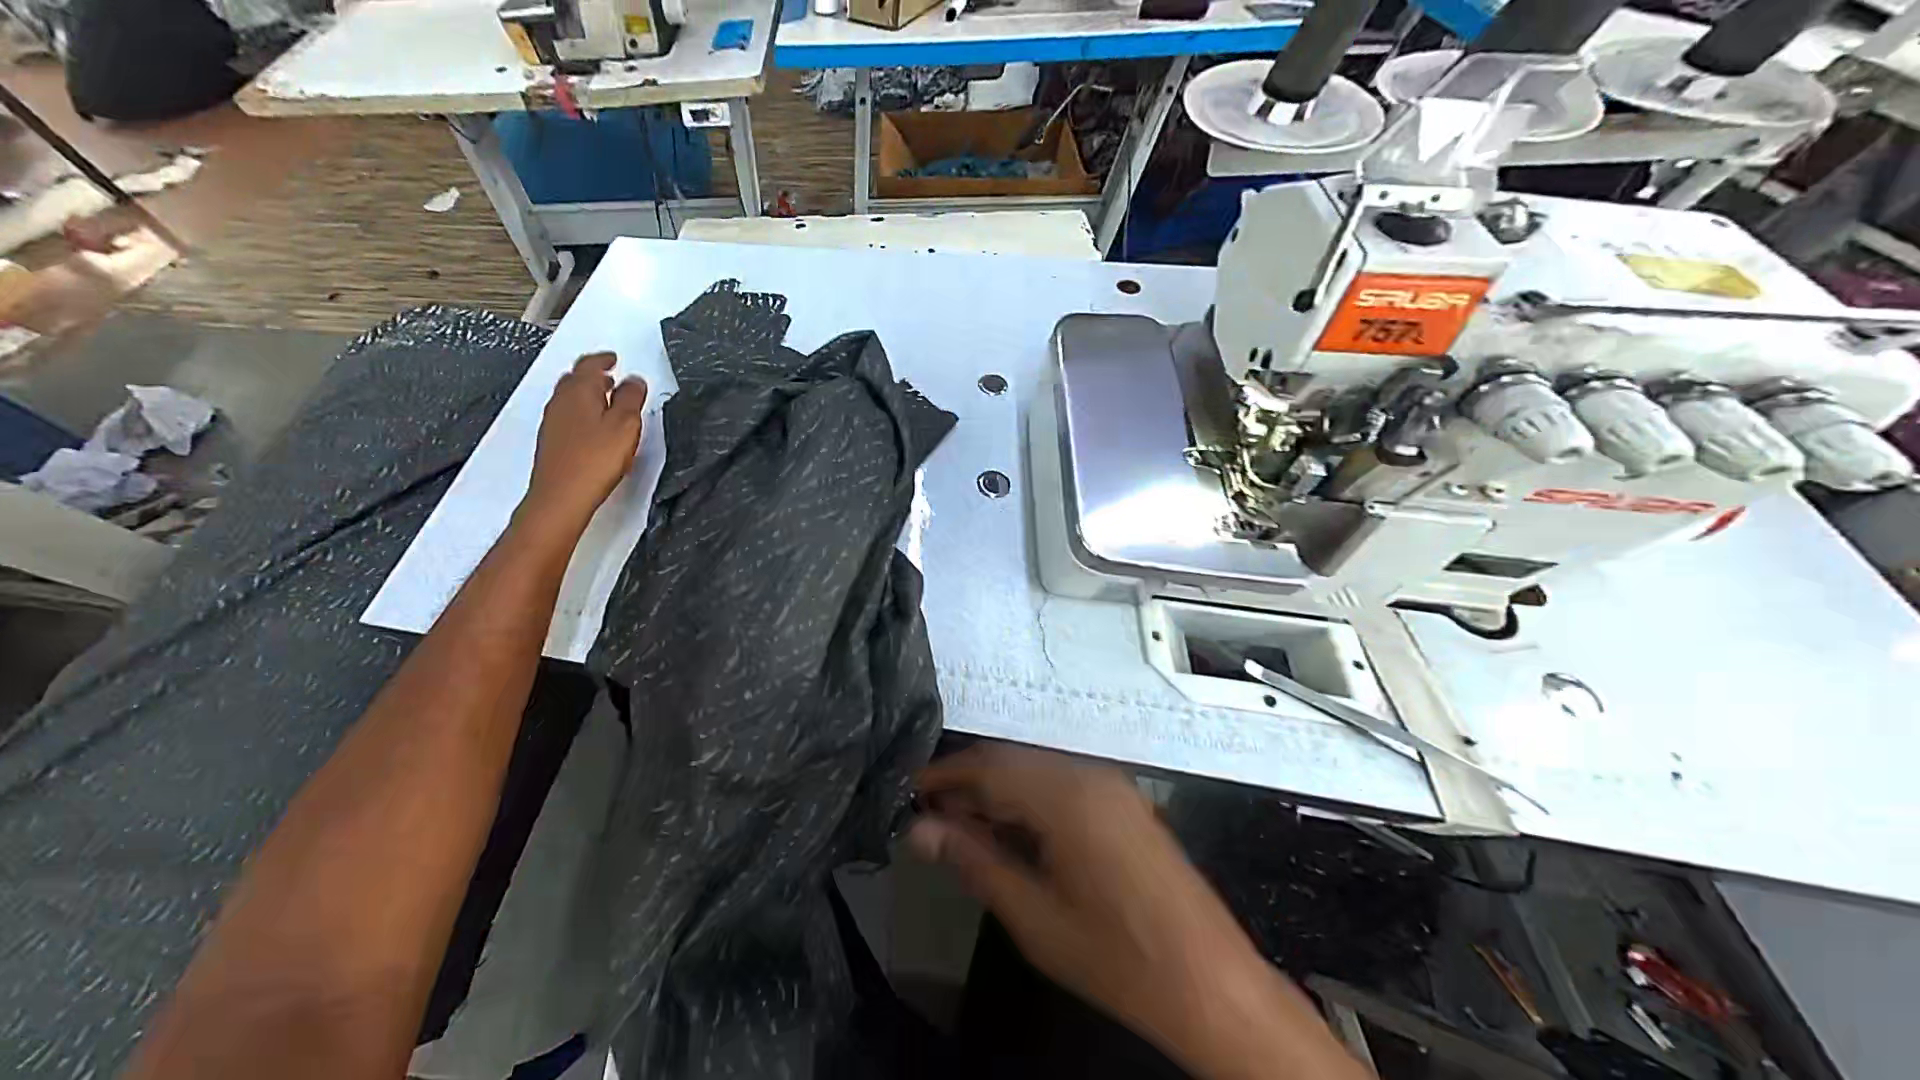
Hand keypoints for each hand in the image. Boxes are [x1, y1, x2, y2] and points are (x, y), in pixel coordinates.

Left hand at [524, 352, 648, 527]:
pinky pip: (567, 416)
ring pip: (570, 397)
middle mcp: (561, 402)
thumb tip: (634, 381)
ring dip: (587, 394)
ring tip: (605, 400)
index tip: (613, 358)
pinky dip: (581, 412)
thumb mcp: (625, 424)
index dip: (604, 359)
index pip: (590, 364)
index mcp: (579, 391)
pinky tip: (594, 427)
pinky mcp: (552, 441)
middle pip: (575, 378)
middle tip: (609, 375)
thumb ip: (631, 398)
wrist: (562, 495)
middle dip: (593, 374)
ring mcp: (553, 422)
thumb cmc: (593, 460)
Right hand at [910, 746, 1286, 1071]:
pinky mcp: (1124, 803)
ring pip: (1036, 772)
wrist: (1210, 983)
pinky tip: (1010, 832)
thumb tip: (921, 831)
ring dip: (997, 792)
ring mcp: (1113, 786)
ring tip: (962, 829)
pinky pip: (1062, 784)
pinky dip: (1029, 800)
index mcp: (1066, 795)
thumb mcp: (1033, 915)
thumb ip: (974, 862)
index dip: (942, 777)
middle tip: (930, 819)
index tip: (908, 794)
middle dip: (967, 784)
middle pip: (1011, 762)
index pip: (987, 766)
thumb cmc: (1117, 956)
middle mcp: (1090, 775)